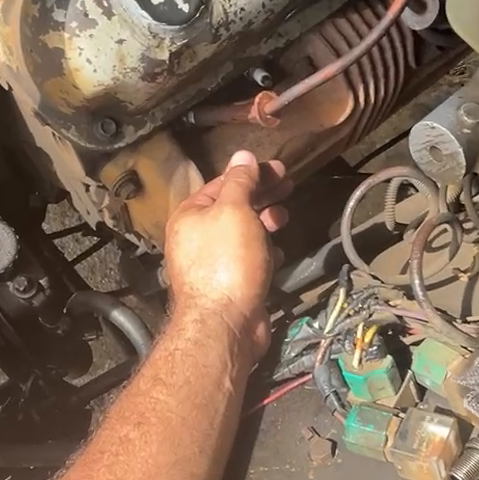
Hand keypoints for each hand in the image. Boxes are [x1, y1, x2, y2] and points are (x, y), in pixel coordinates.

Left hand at [163, 150, 289, 357]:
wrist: (225, 324)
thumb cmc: (226, 263)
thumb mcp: (234, 210)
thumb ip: (240, 181)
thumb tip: (243, 156)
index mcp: (190, 216)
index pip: (222, 184)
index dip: (252, 174)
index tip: (279, 169)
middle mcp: (197, 239)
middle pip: (234, 208)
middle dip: (262, 196)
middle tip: (288, 187)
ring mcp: (213, 264)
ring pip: (243, 235)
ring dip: (265, 224)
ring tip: (282, 219)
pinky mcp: (230, 285)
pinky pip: (249, 262)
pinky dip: (264, 255)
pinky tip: (276, 255)